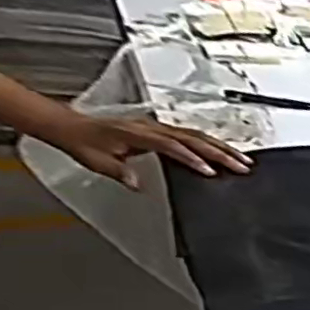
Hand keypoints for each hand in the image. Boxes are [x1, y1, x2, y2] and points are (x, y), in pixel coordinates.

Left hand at [40, 113, 251, 189]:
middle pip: (193, 138)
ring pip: (197, 135)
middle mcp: (149, 128)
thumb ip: (119, 172)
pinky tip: (225, 150)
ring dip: (222, 148)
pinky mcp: (161, 129)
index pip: (171, 146)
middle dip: (220, 153)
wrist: (65, 124)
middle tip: (242, 167)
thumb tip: (138, 185)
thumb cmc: (80, 141)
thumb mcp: (95, 160)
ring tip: (244, 160)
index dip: (192, 158)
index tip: (211, 172)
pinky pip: (192, 134)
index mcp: (135, 134)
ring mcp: (157, 127)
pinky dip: (213, 143)